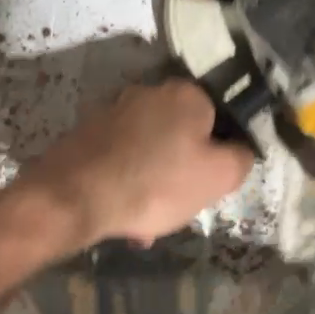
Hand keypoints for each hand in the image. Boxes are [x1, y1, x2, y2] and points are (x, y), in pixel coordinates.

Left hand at [18, 79, 254, 245]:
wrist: (73, 197)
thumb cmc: (156, 184)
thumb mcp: (219, 177)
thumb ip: (241, 158)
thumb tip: (240, 149)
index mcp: (186, 94)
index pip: (219, 120)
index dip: (218, 154)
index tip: (209, 183)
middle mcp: (148, 92)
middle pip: (181, 135)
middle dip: (181, 170)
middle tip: (178, 205)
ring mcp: (113, 111)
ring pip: (149, 151)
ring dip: (152, 182)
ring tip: (144, 221)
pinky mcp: (86, 133)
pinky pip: (120, 160)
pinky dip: (125, 183)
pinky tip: (121, 214)